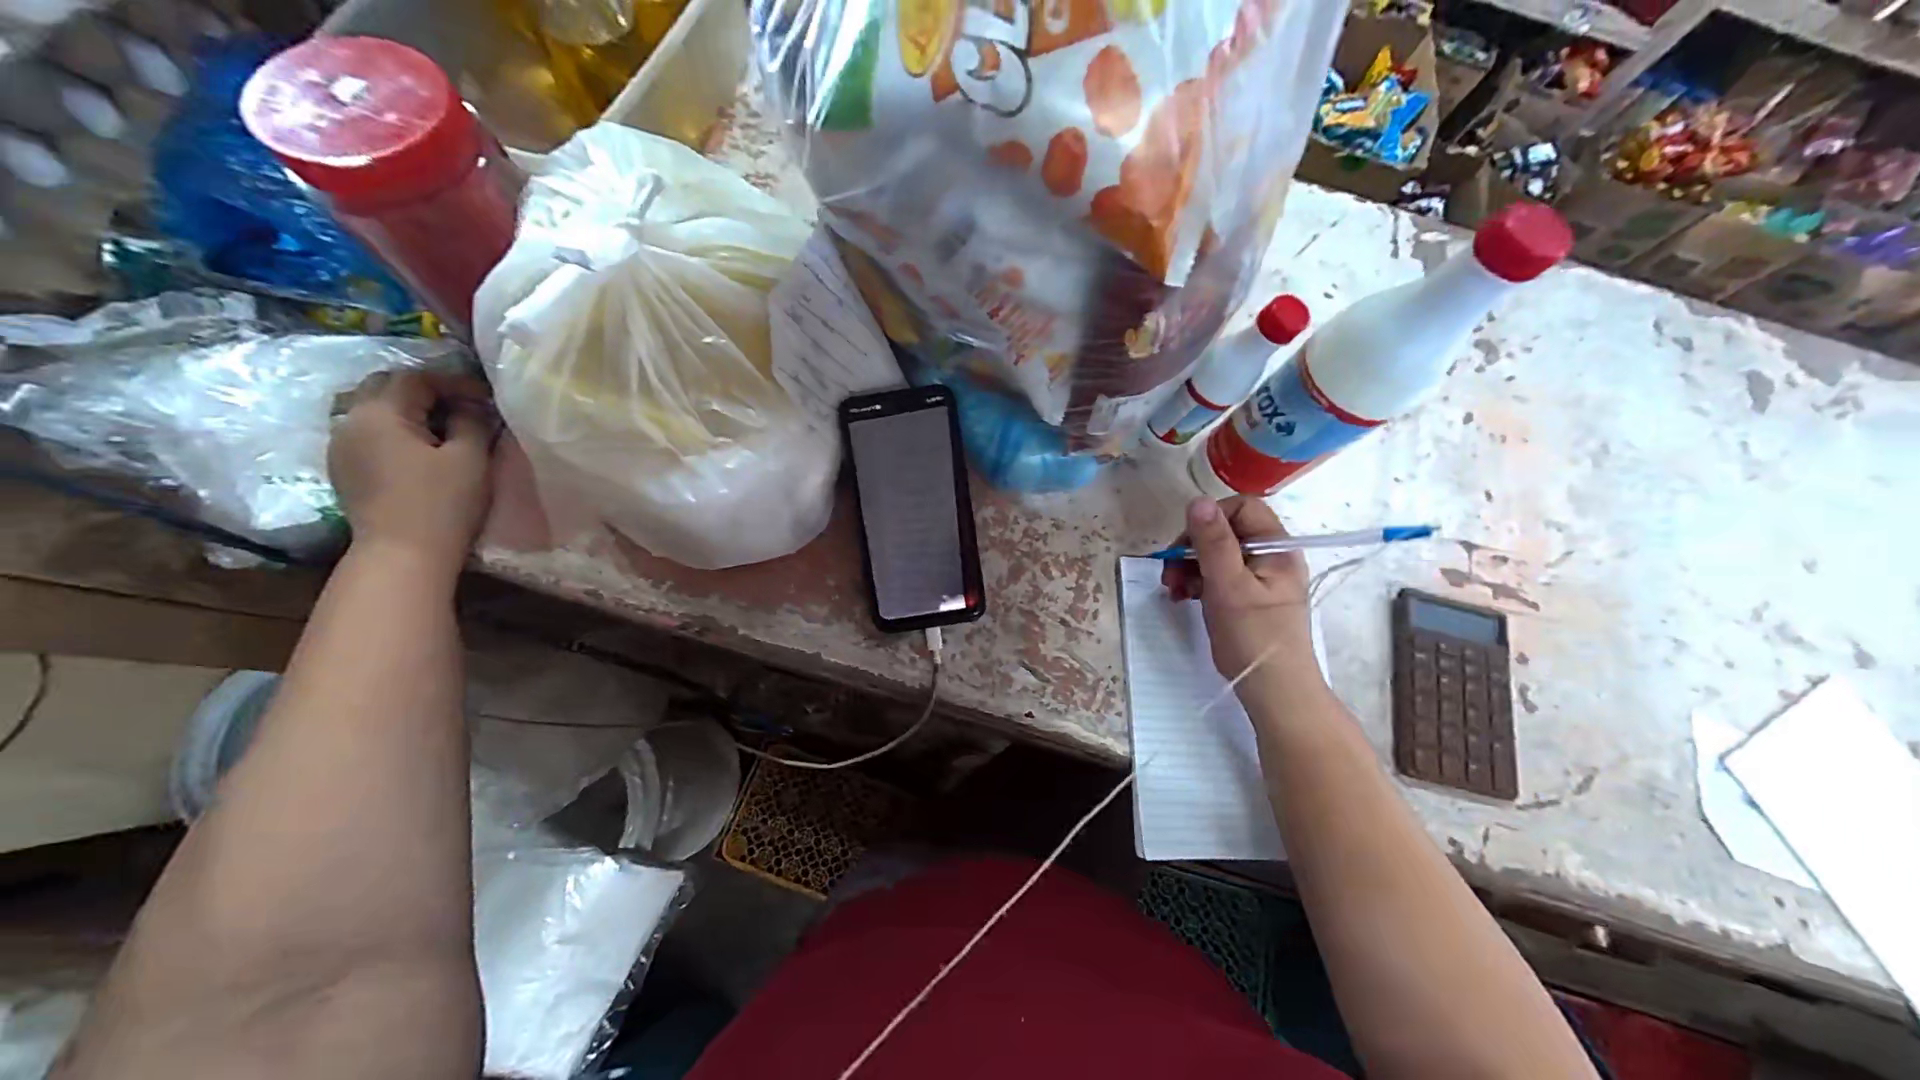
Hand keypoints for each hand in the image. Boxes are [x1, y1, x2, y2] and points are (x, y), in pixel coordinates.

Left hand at [329, 371, 496, 565]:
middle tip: (463, 406)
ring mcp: (341, 447)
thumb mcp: (469, 458)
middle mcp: (350, 422)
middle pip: (385, 387)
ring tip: (444, 427)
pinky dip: (396, 431)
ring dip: (409, 411)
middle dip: (426, 391)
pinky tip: (420, 448)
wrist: (403, 555)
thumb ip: (472, 422)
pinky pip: (369, 434)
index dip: (454, 382)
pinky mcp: (344, 469)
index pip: (416, 378)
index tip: (486, 397)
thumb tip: (472, 407)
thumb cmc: (442, 504)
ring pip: (374, 411)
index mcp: (379, 413)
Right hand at [1161, 497, 1317, 684]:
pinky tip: (1184, 598)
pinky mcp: (1249, 599)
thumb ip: (1213, 542)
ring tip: (1174, 590)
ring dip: (1190, 567)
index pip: (1242, 508)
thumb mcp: (1228, 585)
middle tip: (1170, 573)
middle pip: (1226, 532)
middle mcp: (1271, 558)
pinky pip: (1219, 576)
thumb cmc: (1253, 636)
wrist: (1276, 692)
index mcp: (1276, 548)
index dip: (1210, 519)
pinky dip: (1198, 583)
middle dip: (1192, 547)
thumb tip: (1197, 500)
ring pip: (1218, 555)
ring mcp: (1261, 580)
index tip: (1186, 545)